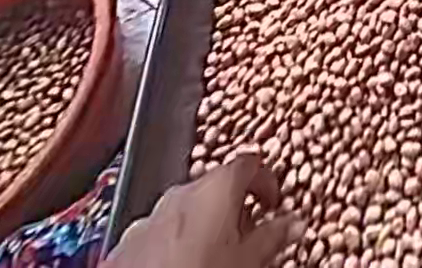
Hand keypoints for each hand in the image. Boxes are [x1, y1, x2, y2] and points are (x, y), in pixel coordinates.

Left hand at [104, 155, 297, 267]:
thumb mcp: (246, 262)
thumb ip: (272, 236)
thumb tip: (296, 222)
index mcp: (217, 187)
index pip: (251, 163)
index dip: (266, 182)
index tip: (272, 204)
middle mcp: (183, 191)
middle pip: (218, 185)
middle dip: (234, 207)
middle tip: (245, 237)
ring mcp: (150, 217)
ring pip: (186, 210)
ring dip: (202, 226)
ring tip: (211, 257)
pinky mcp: (125, 245)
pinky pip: (158, 234)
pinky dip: (173, 244)